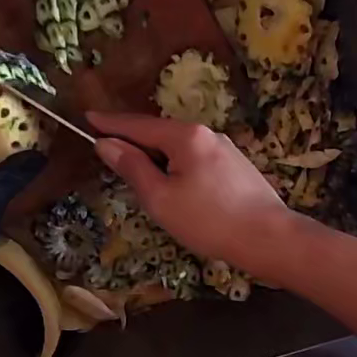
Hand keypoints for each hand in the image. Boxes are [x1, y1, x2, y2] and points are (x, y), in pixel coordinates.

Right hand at [88, 111, 301, 278]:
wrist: (268, 238)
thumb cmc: (208, 220)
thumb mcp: (160, 198)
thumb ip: (133, 168)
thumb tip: (106, 143)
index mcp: (185, 136)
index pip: (138, 125)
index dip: (111, 124)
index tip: (88, 118)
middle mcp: (208, 134)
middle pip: (161, 135)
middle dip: (136, 145)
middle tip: (111, 158)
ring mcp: (226, 150)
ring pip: (181, 150)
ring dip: (158, 160)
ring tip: (143, 181)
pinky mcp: (238, 169)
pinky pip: (197, 161)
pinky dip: (178, 169)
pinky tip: (178, 190)